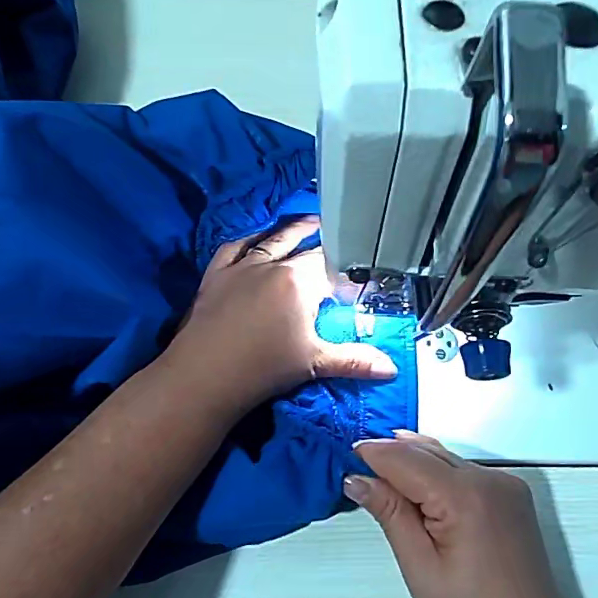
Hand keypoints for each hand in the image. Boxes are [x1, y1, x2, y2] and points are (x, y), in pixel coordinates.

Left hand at [158, 216, 397, 414]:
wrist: (205, 374)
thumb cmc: (264, 367)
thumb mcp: (315, 363)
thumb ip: (354, 361)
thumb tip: (392, 369)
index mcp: (299, 282)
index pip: (329, 265)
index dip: (344, 268)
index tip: (353, 274)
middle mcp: (271, 265)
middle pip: (301, 246)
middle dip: (320, 241)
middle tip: (333, 233)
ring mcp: (240, 267)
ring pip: (269, 240)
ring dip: (288, 231)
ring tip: (304, 223)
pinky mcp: (216, 275)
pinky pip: (233, 248)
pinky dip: (247, 240)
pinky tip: (254, 238)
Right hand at [346, 432, 575, 597]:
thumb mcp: (419, 567)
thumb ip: (389, 512)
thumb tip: (356, 478)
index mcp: (466, 497)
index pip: (405, 458)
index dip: (371, 454)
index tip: (343, 458)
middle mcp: (490, 480)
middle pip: (426, 452)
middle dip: (390, 457)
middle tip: (357, 472)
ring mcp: (507, 485)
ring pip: (445, 458)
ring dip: (413, 464)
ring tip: (382, 483)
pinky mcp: (513, 494)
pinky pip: (464, 471)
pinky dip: (438, 475)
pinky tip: (419, 494)